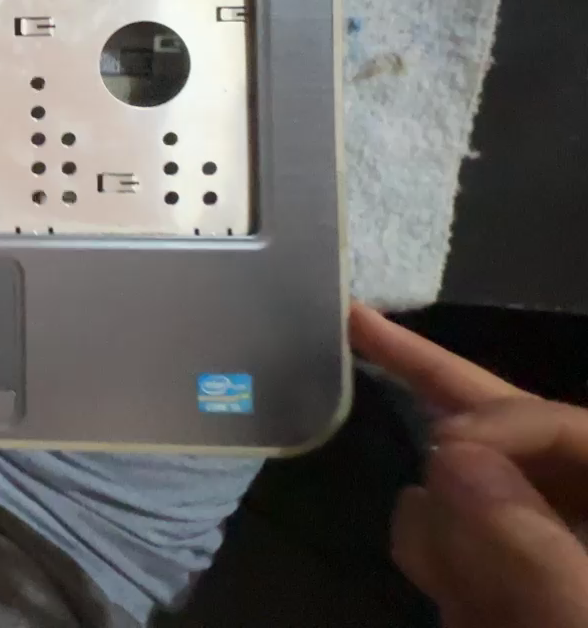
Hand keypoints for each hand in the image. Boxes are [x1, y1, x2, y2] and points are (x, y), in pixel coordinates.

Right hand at [349, 303, 587, 625]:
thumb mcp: (575, 622)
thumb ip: (534, 548)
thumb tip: (449, 453)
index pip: (572, 428)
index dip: (502, 419)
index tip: (442, 446)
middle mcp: (587, 511)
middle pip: (514, 426)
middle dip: (434, 387)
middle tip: (356, 323)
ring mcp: (549, 542)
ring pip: (461, 485)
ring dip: (445, 524)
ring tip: (461, 593)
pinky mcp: (510, 569)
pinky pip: (443, 529)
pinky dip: (435, 552)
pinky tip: (455, 595)